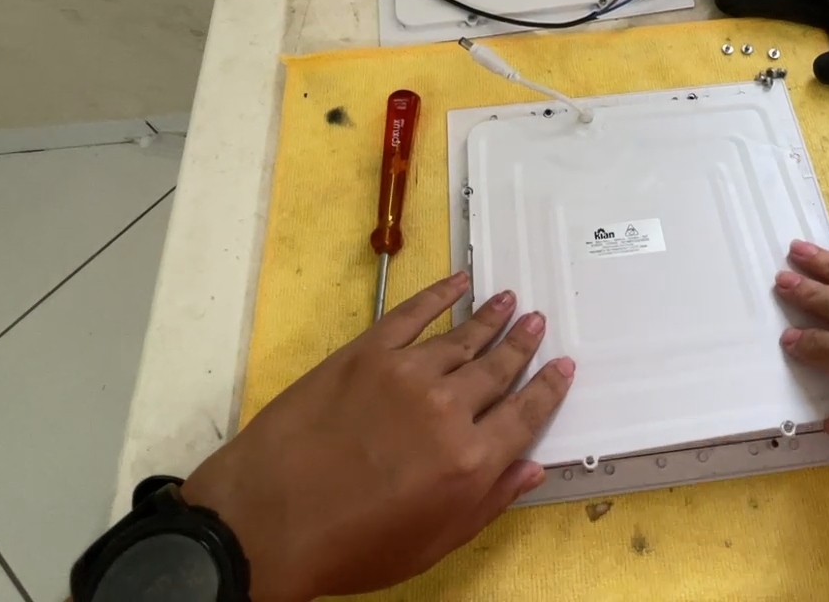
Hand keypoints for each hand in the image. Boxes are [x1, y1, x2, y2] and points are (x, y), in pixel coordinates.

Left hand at [182, 271, 574, 601]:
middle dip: (522, 344)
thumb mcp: (431, 544)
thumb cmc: (351, 545)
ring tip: (508, 299)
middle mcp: (450, 408)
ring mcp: (409, 372)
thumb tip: (533, 466)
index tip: (564, 364)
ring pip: (464, 337)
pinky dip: (440, 295)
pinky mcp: (370, 349)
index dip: (548, 388)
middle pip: (499, 368)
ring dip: (490, 318)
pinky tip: (459, 283)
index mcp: (470, 461)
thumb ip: (489, 502)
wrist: (264, 521)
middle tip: (537, 320)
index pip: (526, 414)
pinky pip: (414, 313)